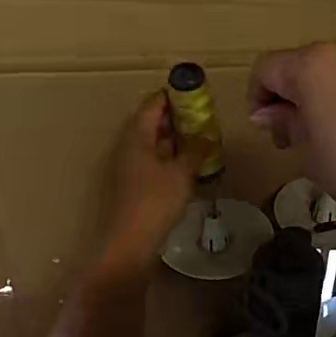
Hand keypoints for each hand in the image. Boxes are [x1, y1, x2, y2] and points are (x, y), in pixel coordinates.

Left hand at [99, 92, 208, 274]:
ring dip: (176, 139)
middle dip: (178, 117)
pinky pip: (153, 161)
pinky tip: (189, 165)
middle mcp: (128, 146)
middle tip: (205, 117)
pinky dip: (171, 157)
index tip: (197, 93)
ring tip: (202, 139)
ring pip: (153, 143)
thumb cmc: (155, 202)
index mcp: (136, 136)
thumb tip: (207, 135)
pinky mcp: (133, 185)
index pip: (154, 103)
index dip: (175, 94)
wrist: (129, 243)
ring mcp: (128, 166)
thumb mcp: (182, 173)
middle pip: (152, 121)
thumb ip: (195, 150)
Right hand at [248, 35, 335, 235]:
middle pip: (300, 66)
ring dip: (317, 99)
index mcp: (313, 63)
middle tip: (291, 140)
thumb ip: (285, 125)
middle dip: (288, 98)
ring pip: (330, 72)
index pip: (267, 69)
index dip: (256, 99)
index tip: (264, 131)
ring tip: (324, 140)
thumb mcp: (309, 153)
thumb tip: (269, 115)